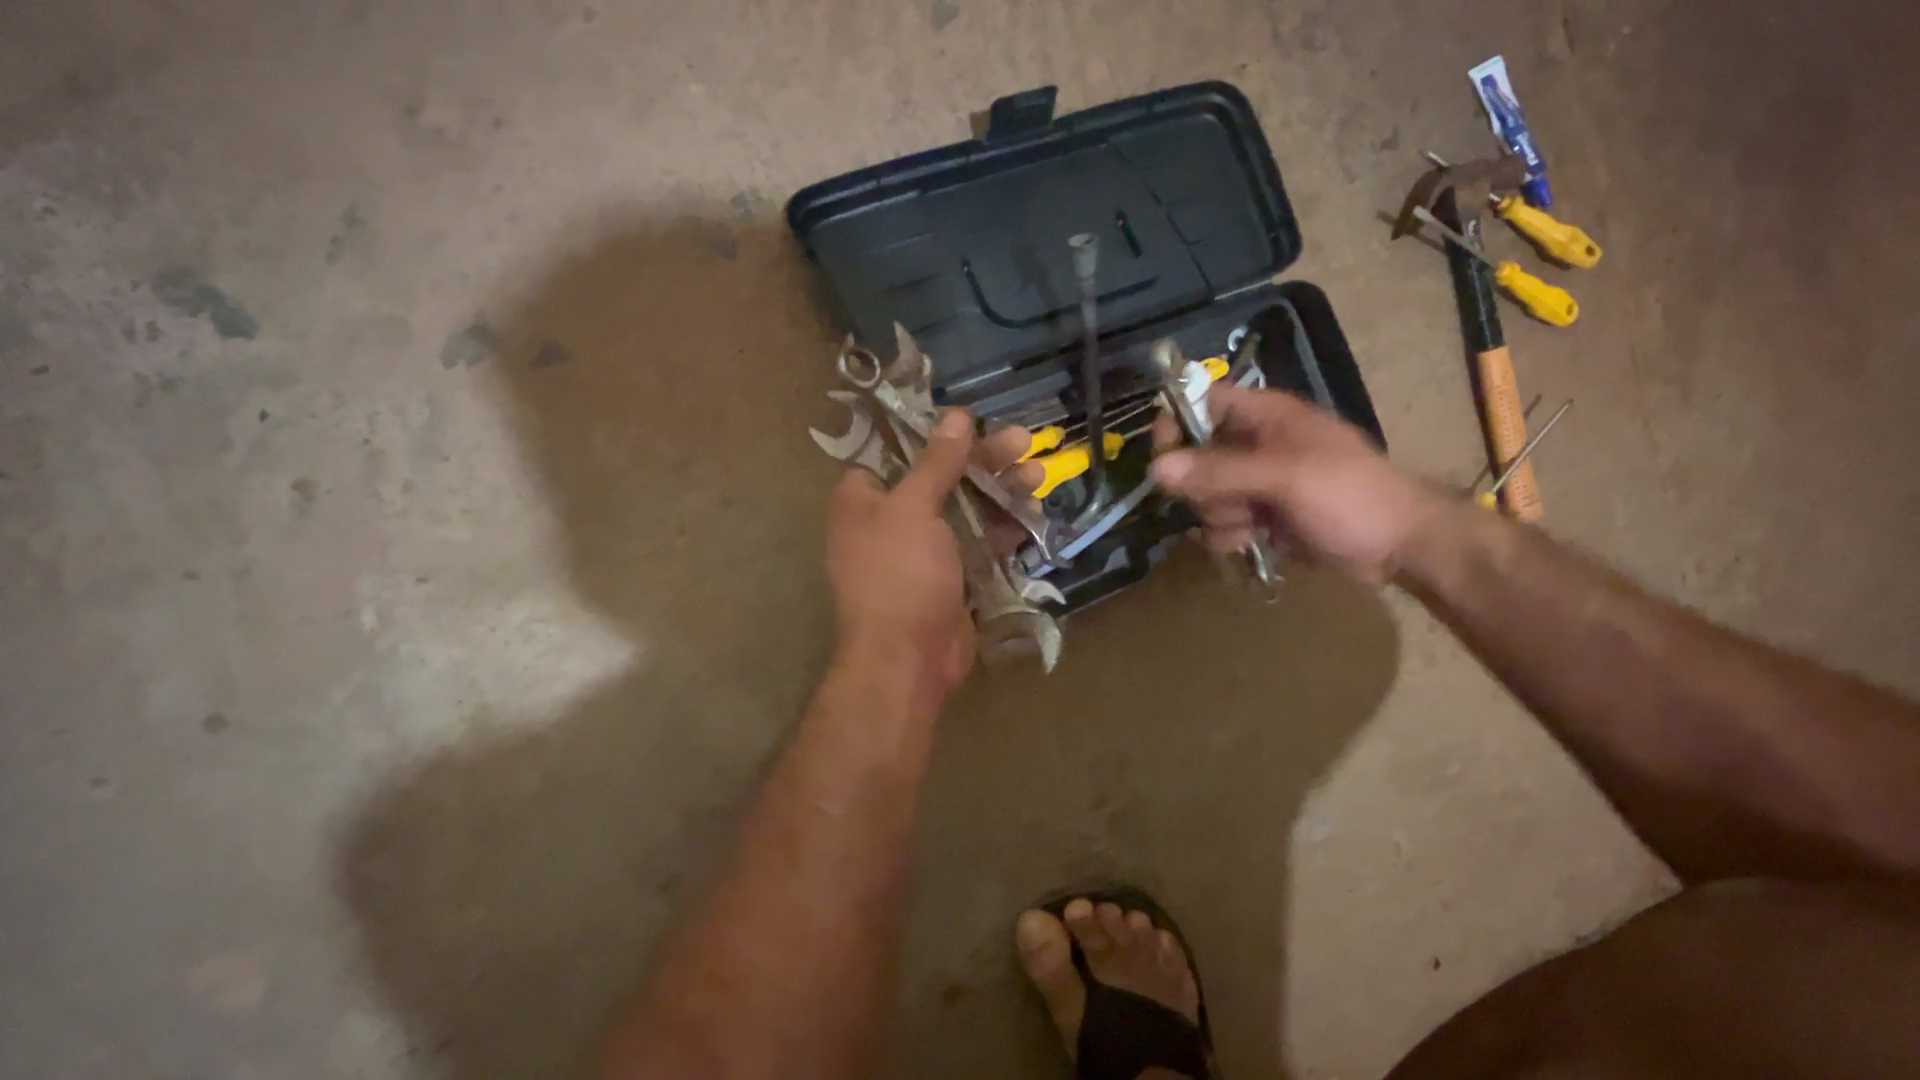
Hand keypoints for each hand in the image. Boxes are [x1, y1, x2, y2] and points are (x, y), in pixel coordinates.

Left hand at [824, 410, 1037, 694]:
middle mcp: (889, 521)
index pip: (896, 452)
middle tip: (1023, 441)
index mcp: (863, 500)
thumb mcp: (913, 509)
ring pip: (966, 509)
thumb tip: (954, 415)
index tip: (971, 419)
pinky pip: (980, 543)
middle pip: (941, 477)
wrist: (907, 660)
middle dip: (983, 459)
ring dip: (1001, 491)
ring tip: (1038, 473)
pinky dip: (1004, 528)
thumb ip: (936, 462)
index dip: (934, 435)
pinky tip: (1034, 513)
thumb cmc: (899, 575)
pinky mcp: (951, 578)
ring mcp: (923, 552)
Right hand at [1150, 385, 1446, 583]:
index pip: (1202, 402)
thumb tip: (1155, 468)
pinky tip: (1247, 544)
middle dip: (1202, 486)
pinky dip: (1228, 535)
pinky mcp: (1264, 515)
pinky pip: (1223, 521)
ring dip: (1217, 516)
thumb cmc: (1350, 496)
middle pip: (1196, 455)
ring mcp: (1260, 481)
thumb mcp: (1283, 478)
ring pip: (1207, 494)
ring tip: (1247, 527)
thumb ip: (1219, 472)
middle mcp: (1257, 443)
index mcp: (1265, 415)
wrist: (1401, 545)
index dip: (1177, 424)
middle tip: (1228, 503)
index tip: (1165, 459)